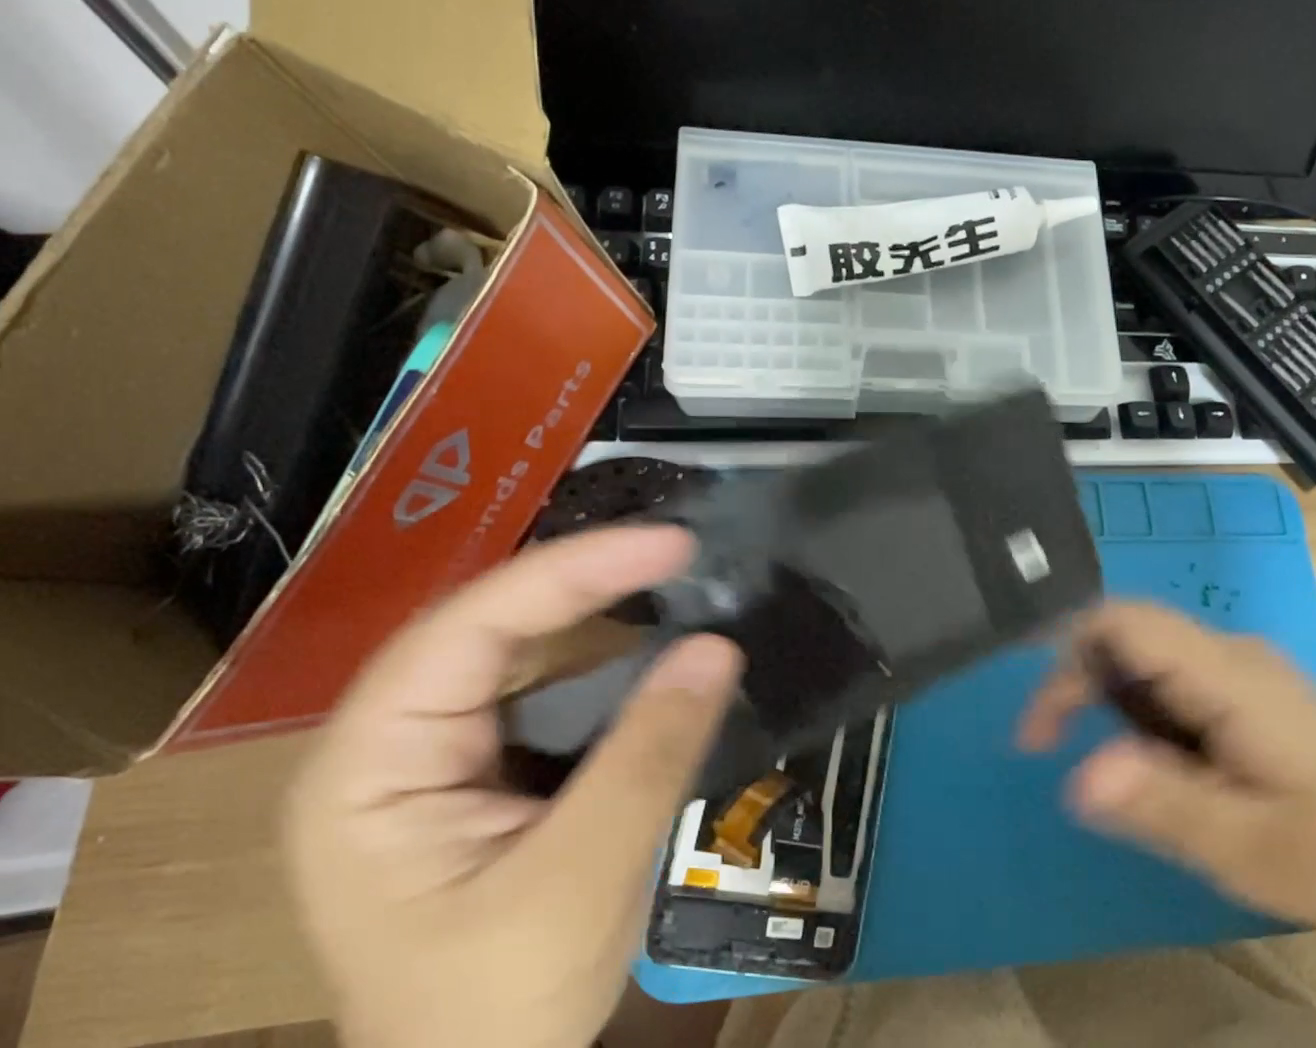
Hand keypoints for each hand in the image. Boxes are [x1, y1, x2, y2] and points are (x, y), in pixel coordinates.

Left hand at [283, 527, 742, 1047]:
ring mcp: (430, 763)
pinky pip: (541, 704)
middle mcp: (387, 746)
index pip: (470, 629)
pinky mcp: (476, 781)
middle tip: (683, 557)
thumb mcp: (582, 880)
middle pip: (491, 634)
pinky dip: (603, 679)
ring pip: (519, 663)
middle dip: (587, 590)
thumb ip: (649, 756)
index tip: (670, 542)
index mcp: (371, 767)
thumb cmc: (500, 1007)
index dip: (574, 572)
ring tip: (677, 589)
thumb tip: (717, 647)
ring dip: (598, 628)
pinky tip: (652, 663)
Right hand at [1020, 603, 1315, 949]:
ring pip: (1147, 663)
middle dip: (1078, 690)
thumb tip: (1075, 777)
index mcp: (1232, 677)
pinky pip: (1173, 687)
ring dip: (1109, 710)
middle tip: (1057, 760)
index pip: (1123, 622)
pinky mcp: (1250, 698)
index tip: (1038, 736)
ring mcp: (1246, 675)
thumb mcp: (1248, 848)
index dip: (1064, 662)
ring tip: (1120, 781)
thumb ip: (1162, 804)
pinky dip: (1142, 721)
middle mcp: (1235, 658)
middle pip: (1128, 638)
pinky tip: (1159, 773)